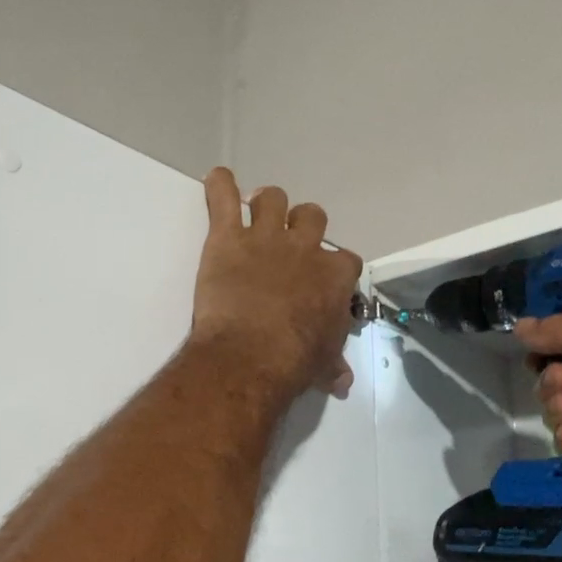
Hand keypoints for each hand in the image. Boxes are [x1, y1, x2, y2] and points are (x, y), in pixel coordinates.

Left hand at [190, 167, 363, 398]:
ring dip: (266, 204)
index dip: (334, 269)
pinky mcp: (228, 237)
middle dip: (303, 225)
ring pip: (273, 198)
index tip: (323, 282)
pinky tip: (217, 180)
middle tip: (288, 241)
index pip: (345, 260)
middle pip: (312, 216)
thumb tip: (343, 381)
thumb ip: (334, 364)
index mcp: (334, 277)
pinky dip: (219, 186)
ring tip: (256, 214)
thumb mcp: (323, 366)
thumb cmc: (294, 363)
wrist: (252, 356)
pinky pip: (223, 197)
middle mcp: (304, 248)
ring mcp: (266, 238)